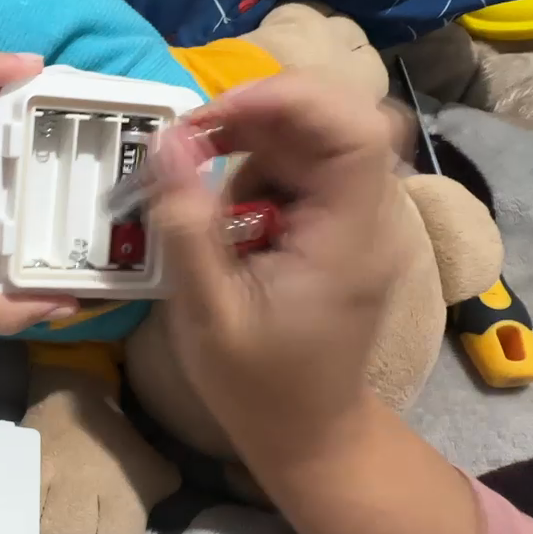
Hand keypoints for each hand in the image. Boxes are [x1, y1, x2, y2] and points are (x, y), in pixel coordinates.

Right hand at [147, 72, 407, 469]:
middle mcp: (366, 216)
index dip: (290, 99)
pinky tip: (226, 212)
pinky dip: (255, 168)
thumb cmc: (260, 386)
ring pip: (312, 137)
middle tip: (196, 137)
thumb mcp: (207, 312)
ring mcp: (353, 219)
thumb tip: (166, 141)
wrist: (309, 434)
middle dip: (260, 113)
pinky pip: (300, 168)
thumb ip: (187, 225)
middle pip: (335, 119)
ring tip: (201, 181)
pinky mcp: (334, 225)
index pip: (354, 130)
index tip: (216, 115)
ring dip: (251, 140)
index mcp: (349, 239)